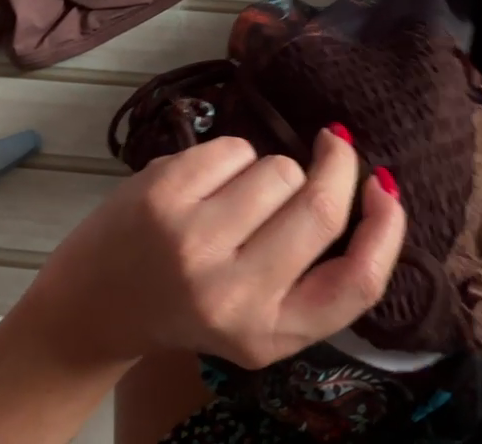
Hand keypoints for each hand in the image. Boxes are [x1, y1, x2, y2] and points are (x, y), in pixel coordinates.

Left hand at [23, 127, 405, 369]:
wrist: (94, 305)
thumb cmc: (187, 306)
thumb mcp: (259, 318)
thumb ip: (312, 271)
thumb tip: (376, 184)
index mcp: (268, 335)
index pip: (358, 284)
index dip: (387, 229)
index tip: (383, 187)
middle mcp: (234, 295)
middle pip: (320, 209)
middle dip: (337, 164)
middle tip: (334, 146)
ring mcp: (194, 241)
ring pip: (279, 169)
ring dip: (272, 168)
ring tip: (238, 194)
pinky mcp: (163, 195)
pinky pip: (236, 147)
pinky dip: (232, 155)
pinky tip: (205, 182)